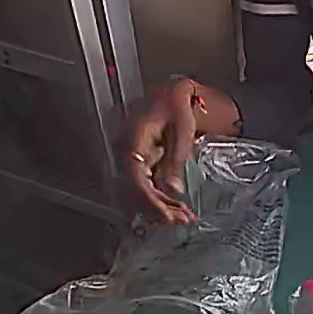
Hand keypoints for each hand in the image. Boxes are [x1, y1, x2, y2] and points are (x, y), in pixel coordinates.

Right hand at [125, 79, 237, 223]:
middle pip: (137, 188)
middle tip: (181, 219)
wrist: (172, 94)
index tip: (164, 214)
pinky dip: (163, 197)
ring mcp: (134, 157)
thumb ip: (176, 160)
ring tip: (184, 217)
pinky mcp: (142, 161)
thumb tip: (173, 189)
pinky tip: (178, 208)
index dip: (149, 199)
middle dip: (159, 208)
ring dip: (162, 206)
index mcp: (134, 139)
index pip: (135, 177)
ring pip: (143, 189)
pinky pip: (148, 183)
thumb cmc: (176, 105)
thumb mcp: (182, 130)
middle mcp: (128, 150)